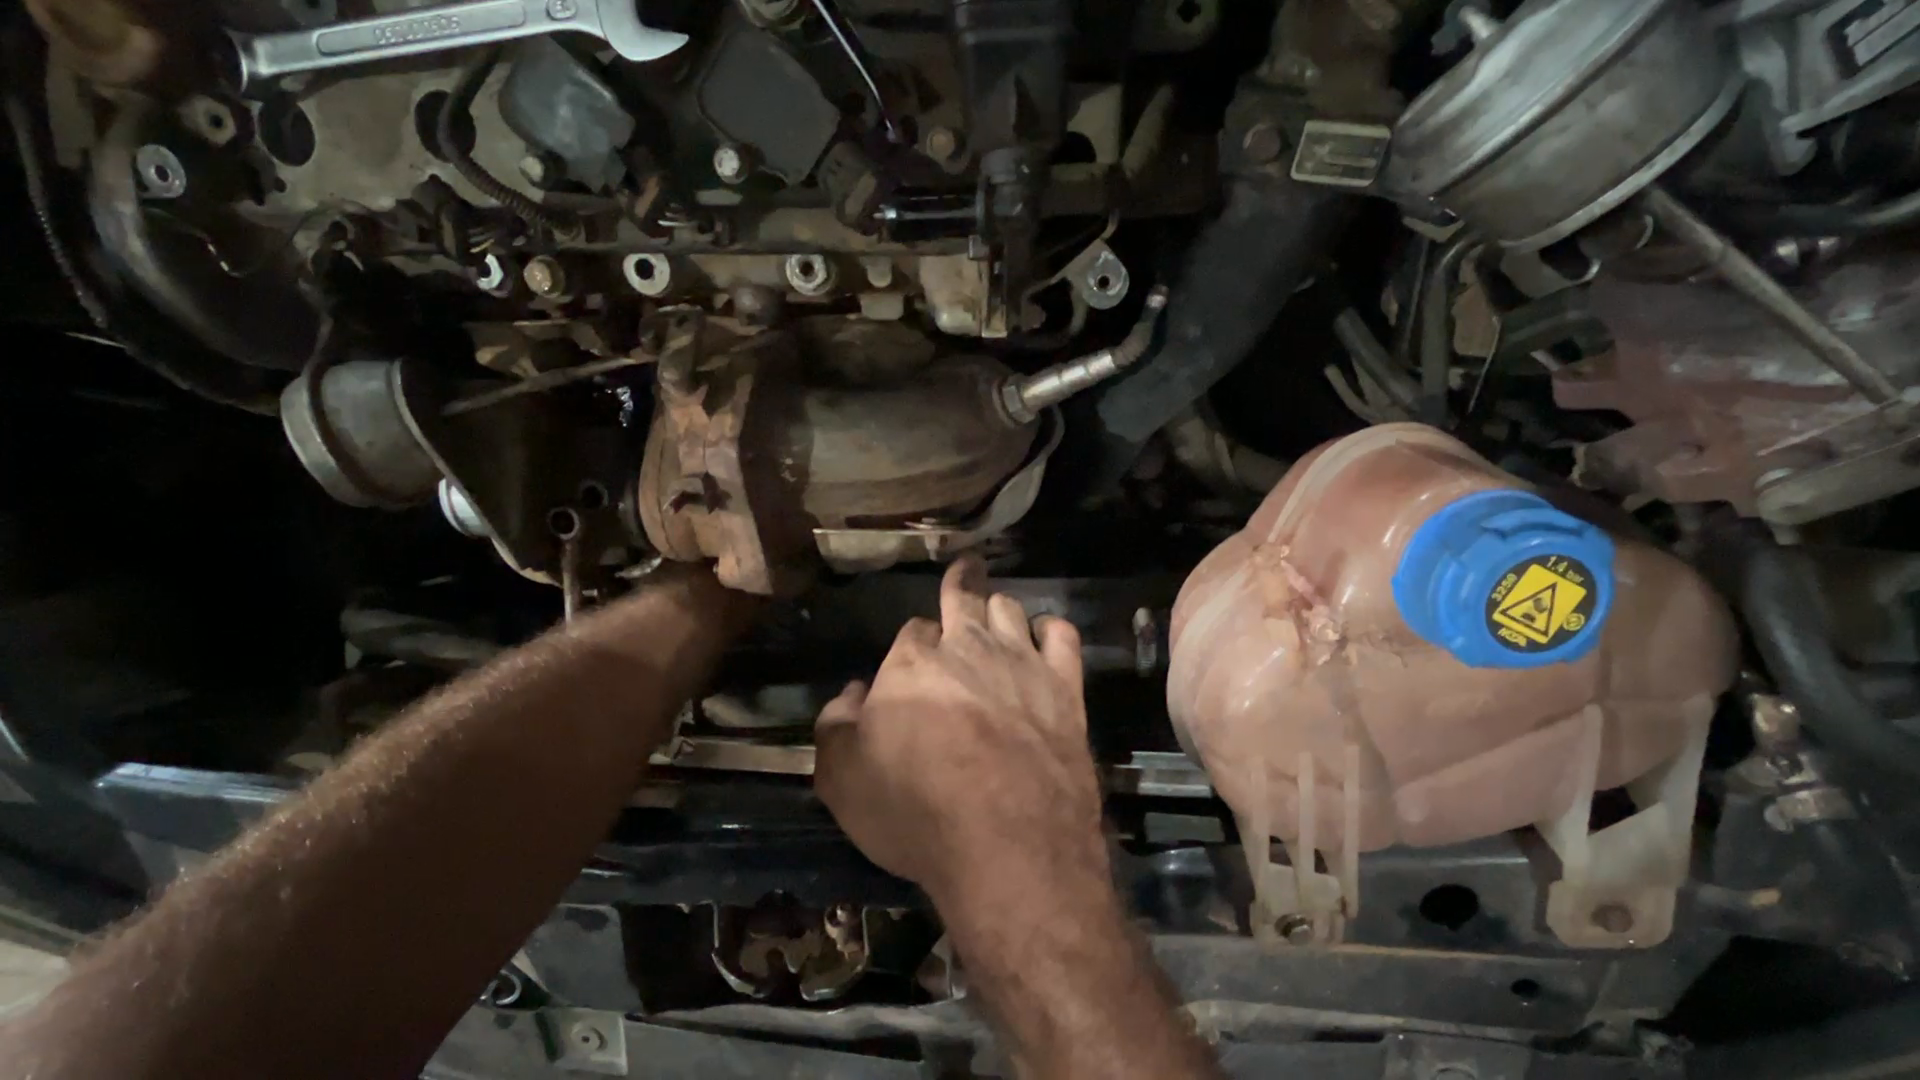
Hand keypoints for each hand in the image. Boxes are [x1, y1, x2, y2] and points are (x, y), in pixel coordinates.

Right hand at [813, 558, 1105, 904]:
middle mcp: (968, 648)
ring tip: (998, 612)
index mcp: (912, 664)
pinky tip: (1045, 636)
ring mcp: (1021, 662)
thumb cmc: (915, 812)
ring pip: (1010, 610)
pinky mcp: (1065, 687)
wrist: (1008, 842)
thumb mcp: (841, 779)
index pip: (910, 632)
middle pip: (963, 600)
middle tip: (966, 568)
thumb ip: (836, 725)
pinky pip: (1063, 636)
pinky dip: (1051, 629)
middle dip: (961, 584)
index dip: (912, 646)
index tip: (913, 662)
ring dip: (1000, 609)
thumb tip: (852, 692)